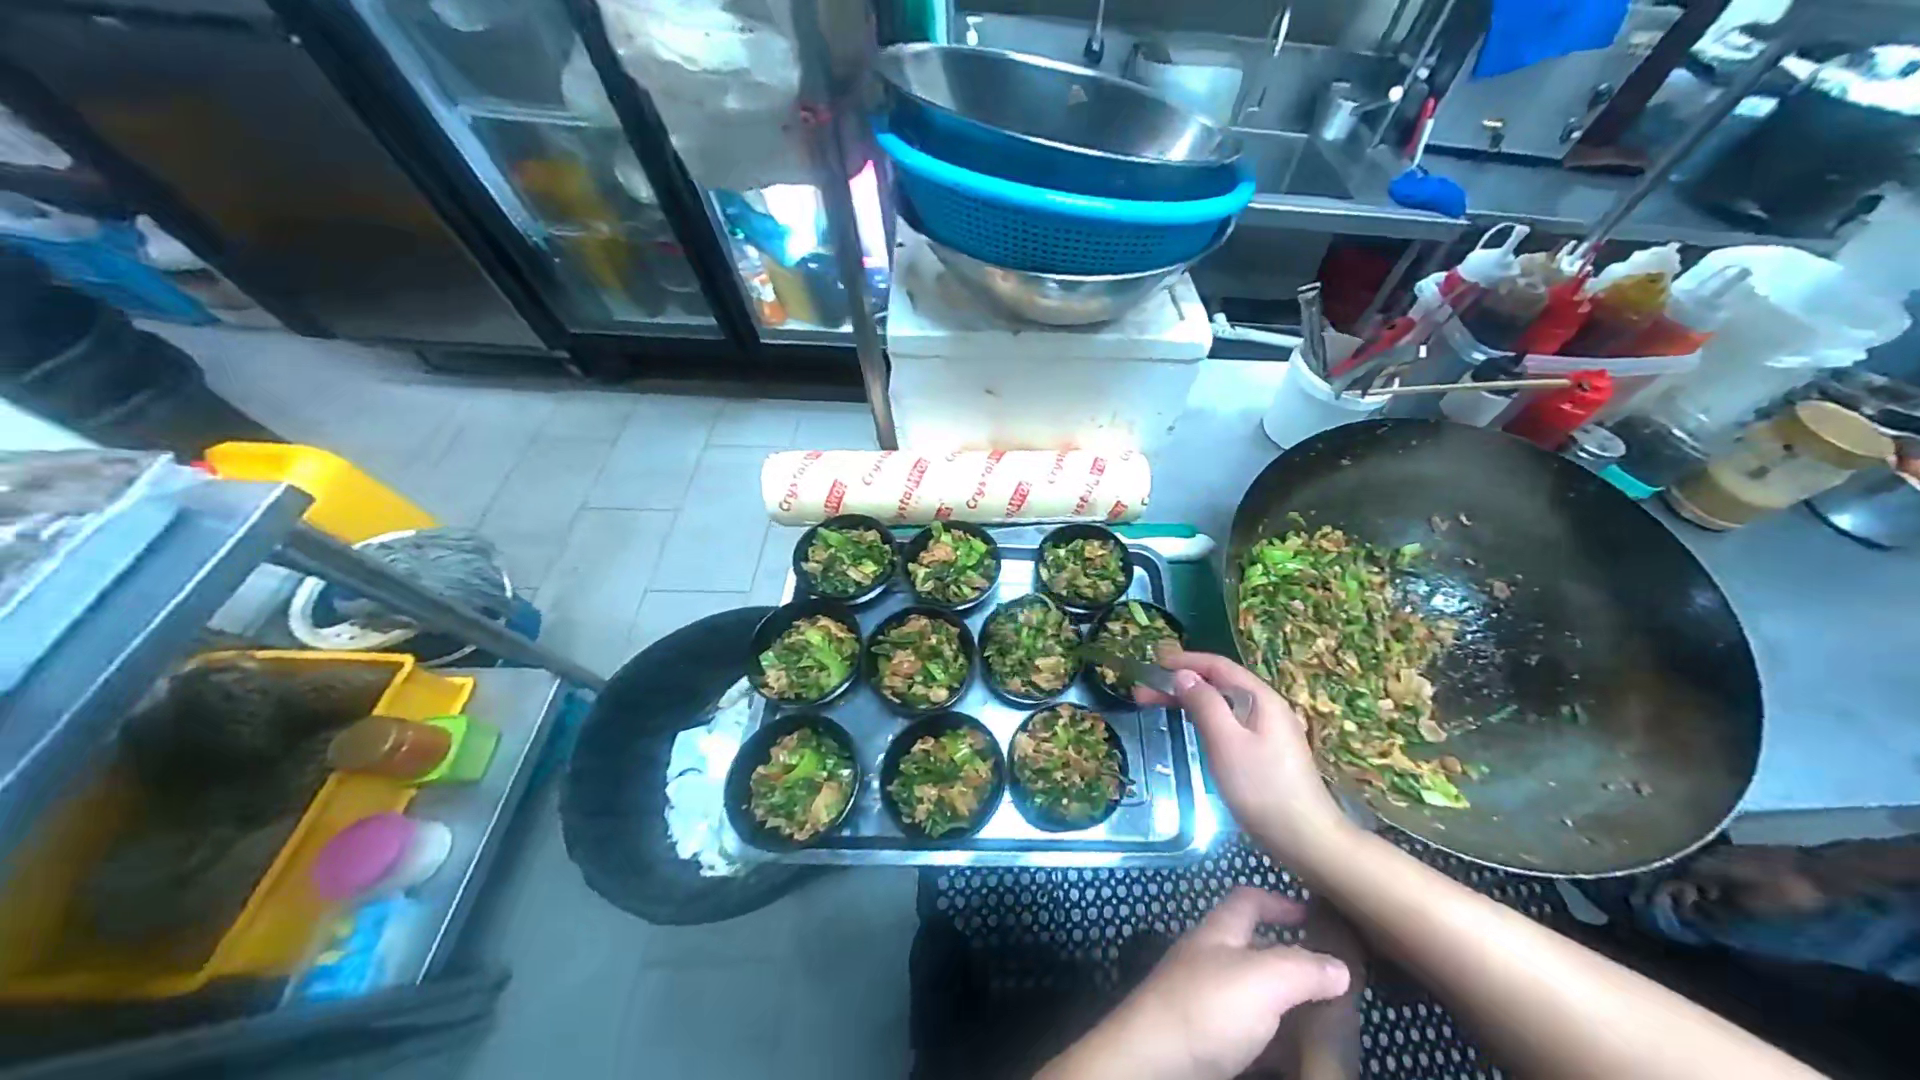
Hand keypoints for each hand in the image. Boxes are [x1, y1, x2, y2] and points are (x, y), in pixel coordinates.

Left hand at [1038, 888, 1351, 1079]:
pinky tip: (1298, 1063)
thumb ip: (1302, 969)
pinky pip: (1249, 1041)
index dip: (1279, 902)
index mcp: (1217, 934)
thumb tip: (1339, 966)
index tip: (1315, 917)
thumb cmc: (1206, 1009)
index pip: (1248, 901)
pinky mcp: (1204, 1045)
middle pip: (1255, 952)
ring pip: (1255, 1000)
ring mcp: (1204, 1004)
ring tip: (1330, 1031)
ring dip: (1289, 1012)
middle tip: (1338, 990)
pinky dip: (1275, 1048)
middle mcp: (1209, 962)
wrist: (1151, 1066)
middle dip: (1294, 966)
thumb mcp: (1261, 980)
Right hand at [1138, 651, 1353, 862]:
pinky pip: (1229, 722)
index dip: (1184, 660)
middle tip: (1143, 691)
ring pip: (1223, 703)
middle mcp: (1267, 708)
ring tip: (1155, 704)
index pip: (1218, 666)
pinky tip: (1189, 726)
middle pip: (1219, 684)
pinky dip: (1203, 717)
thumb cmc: (1261, 787)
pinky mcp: (1266, 753)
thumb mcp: (1225, 741)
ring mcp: (1269, 731)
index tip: (1152, 662)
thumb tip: (1183, 675)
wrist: (1305, 839)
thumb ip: (1204, 703)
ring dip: (1188, 700)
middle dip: (1181, 682)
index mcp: (1261, 698)